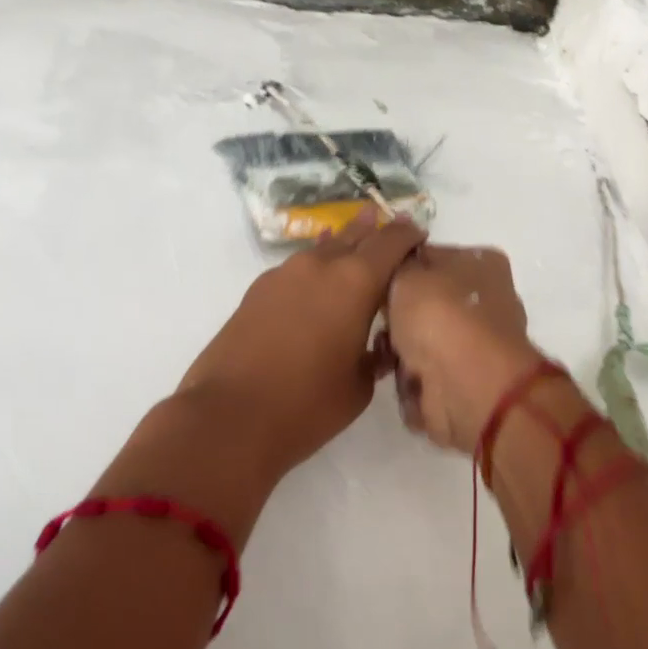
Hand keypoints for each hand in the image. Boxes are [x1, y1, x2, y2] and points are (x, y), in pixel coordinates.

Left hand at [178, 207, 426, 476]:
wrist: (227, 420)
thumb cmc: (307, 405)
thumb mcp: (360, 385)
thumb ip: (375, 355)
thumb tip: (377, 345)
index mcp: (356, 281)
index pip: (392, 241)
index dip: (409, 235)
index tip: (420, 236)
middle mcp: (321, 266)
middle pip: (356, 235)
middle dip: (376, 232)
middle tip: (393, 228)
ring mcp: (283, 275)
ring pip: (323, 249)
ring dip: (343, 246)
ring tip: (356, 240)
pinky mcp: (257, 293)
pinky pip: (298, 269)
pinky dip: (315, 269)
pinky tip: (318, 279)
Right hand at [385, 244, 545, 452]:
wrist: (465, 384)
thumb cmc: (440, 315)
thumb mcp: (408, 274)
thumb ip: (398, 267)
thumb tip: (400, 271)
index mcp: (483, 264)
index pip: (431, 257)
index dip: (400, 269)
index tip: (376, 283)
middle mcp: (486, 302)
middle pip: (426, 305)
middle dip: (398, 318)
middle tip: (382, 323)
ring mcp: (478, 345)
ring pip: (423, 344)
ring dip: (401, 353)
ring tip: (389, 356)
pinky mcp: (467, 384)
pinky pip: (427, 378)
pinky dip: (413, 382)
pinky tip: (405, 380)